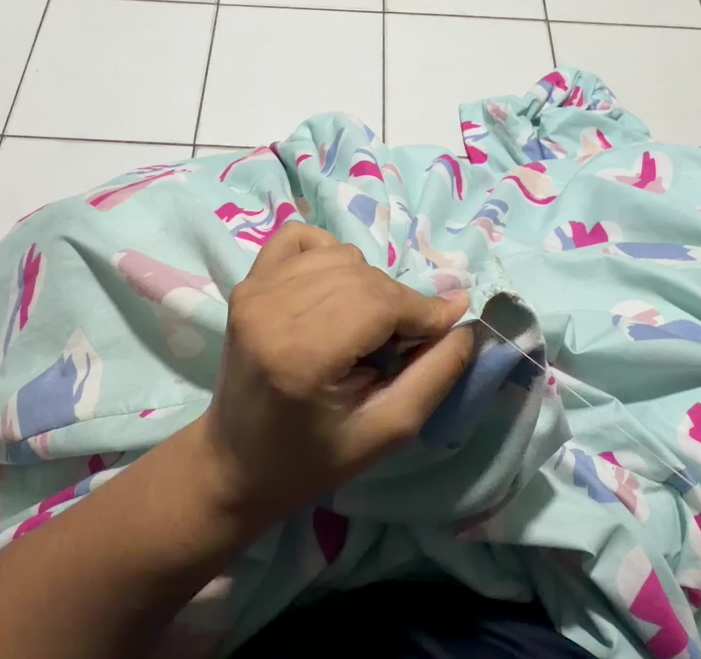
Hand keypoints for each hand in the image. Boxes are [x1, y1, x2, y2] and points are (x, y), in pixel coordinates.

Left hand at [188, 223, 474, 523]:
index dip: (424, 311)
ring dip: (368, 283)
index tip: (448, 327)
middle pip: (364, 276)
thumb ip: (433, 374)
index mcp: (300, 354)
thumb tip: (463, 318)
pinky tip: (335, 292)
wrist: (237, 462)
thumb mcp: (386, 431)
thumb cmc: (312, 458)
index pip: (380, 302)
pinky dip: (330, 254)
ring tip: (365, 327)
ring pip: (340, 255)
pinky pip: (302, 238)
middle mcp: (270, 309)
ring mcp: (253, 290)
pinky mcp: (247, 282)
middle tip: (404, 342)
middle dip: (400, 302)